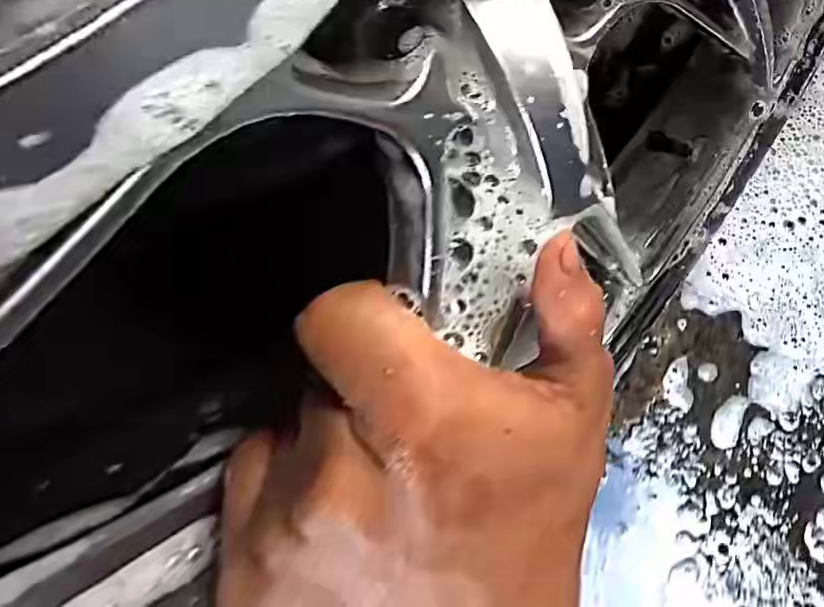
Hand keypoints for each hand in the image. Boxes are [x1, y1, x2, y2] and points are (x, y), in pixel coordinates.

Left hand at [218, 232, 611, 606]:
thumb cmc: (539, 512)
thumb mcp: (580, 401)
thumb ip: (570, 314)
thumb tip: (557, 251)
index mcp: (424, 412)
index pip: (336, 316)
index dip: (370, 303)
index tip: (404, 318)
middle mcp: (337, 469)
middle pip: (322, 367)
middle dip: (371, 368)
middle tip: (421, 396)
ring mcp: (279, 526)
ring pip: (289, 422)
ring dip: (335, 423)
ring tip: (390, 455)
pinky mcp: (243, 571)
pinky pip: (254, 481)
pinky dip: (299, 476)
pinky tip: (354, 500)